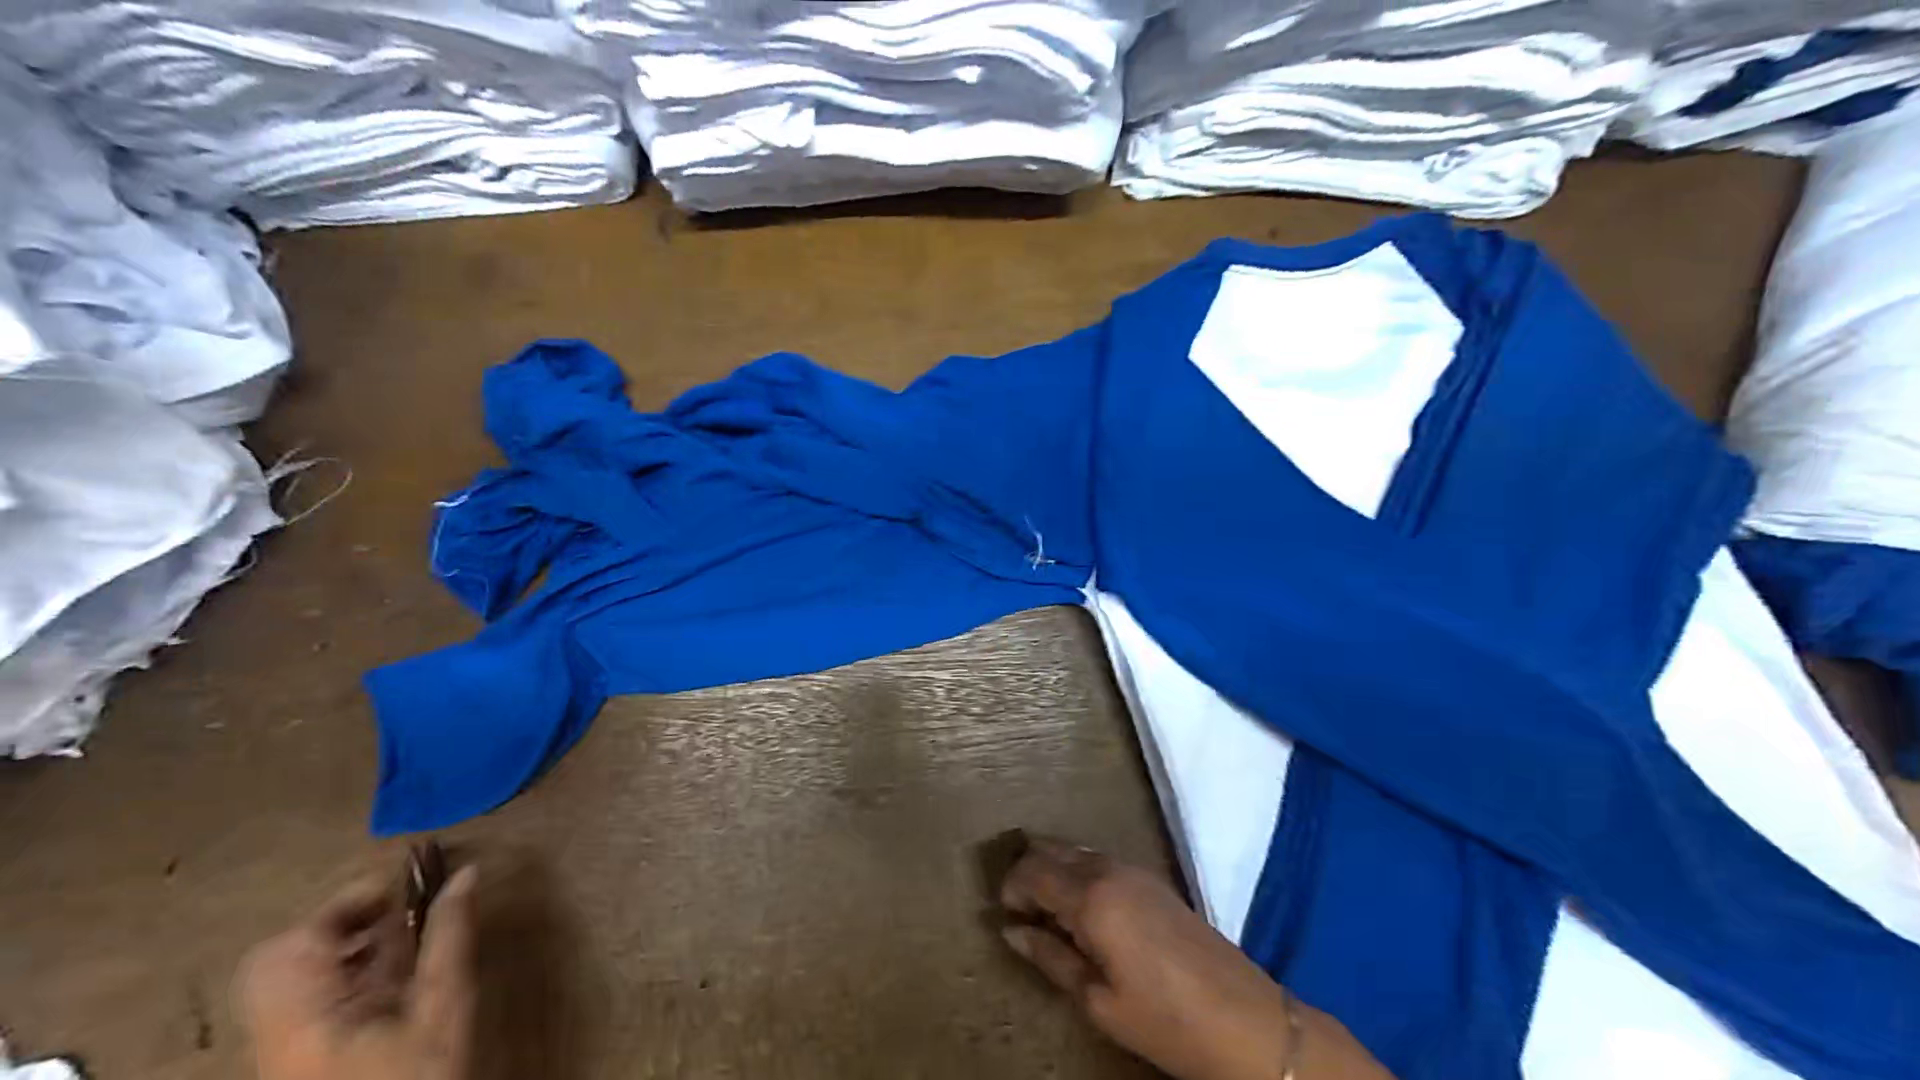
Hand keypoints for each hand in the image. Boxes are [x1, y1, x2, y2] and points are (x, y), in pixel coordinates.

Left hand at [237, 866, 478, 1079]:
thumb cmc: (420, 1077)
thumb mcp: (446, 1004)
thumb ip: (449, 935)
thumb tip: (464, 874)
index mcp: (303, 1019)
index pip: (297, 943)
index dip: (346, 904)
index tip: (399, 888)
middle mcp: (275, 1033)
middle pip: (278, 958)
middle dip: (336, 924)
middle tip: (392, 910)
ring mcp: (279, 1050)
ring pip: (286, 978)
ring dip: (339, 945)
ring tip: (396, 936)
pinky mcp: (294, 1060)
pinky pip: (301, 1000)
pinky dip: (340, 972)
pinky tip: (387, 974)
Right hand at [997, 836, 1391, 1079]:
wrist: (1247, 1021)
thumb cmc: (1165, 1019)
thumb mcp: (1098, 1000)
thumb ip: (1050, 957)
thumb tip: (1011, 931)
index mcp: (1091, 897)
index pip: (1032, 870)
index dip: (1010, 887)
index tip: (1006, 915)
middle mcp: (1109, 869)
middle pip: (1051, 849)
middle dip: (1028, 872)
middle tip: (1022, 911)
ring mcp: (1134, 869)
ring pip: (1076, 850)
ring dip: (1054, 870)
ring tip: (1049, 912)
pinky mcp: (1153, 878)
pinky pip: (1099, 860)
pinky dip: (1079, 872)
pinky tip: (1084, 909)